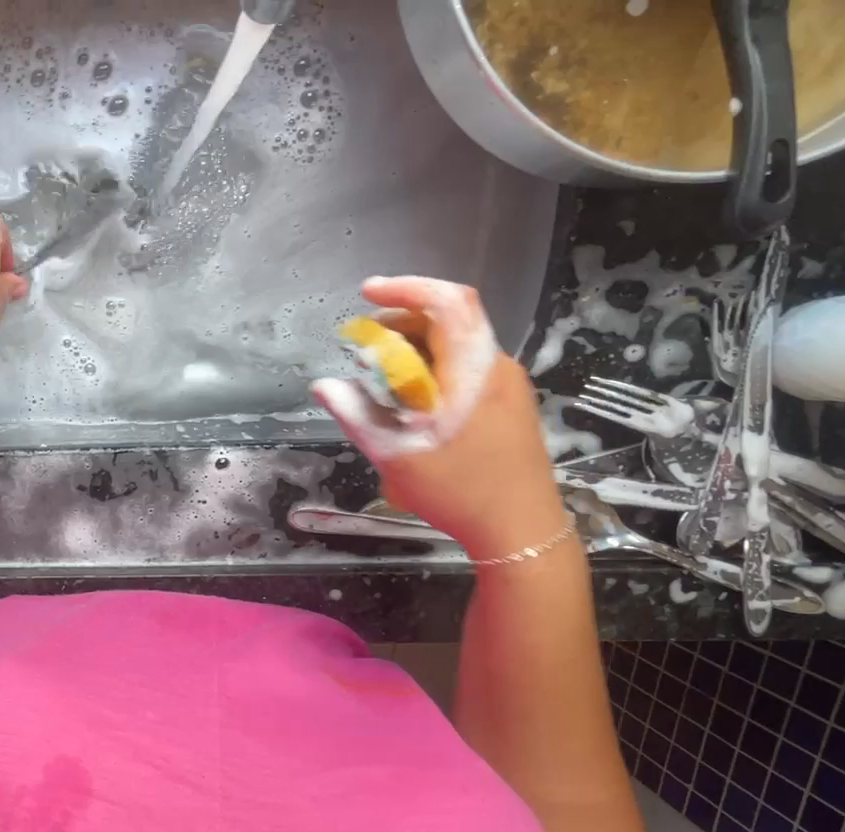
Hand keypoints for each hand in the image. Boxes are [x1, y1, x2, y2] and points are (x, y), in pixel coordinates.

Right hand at [313, 276, 566, 559]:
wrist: (521, 530)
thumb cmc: (459, 491)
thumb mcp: (396, 455)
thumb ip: (357, 415)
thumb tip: (323, 386)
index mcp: (473, 371)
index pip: (448, 302)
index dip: (408, 287)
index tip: (368, 293)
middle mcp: (495, 368)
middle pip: (450, 320)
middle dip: (400, 321)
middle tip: (360, 343)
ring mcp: (505, 386)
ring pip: (456, 346)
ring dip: (413, 348)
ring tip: (376, 373)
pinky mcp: (506, 405)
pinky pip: (464, 368)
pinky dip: (431, 368)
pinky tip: (408, 399)